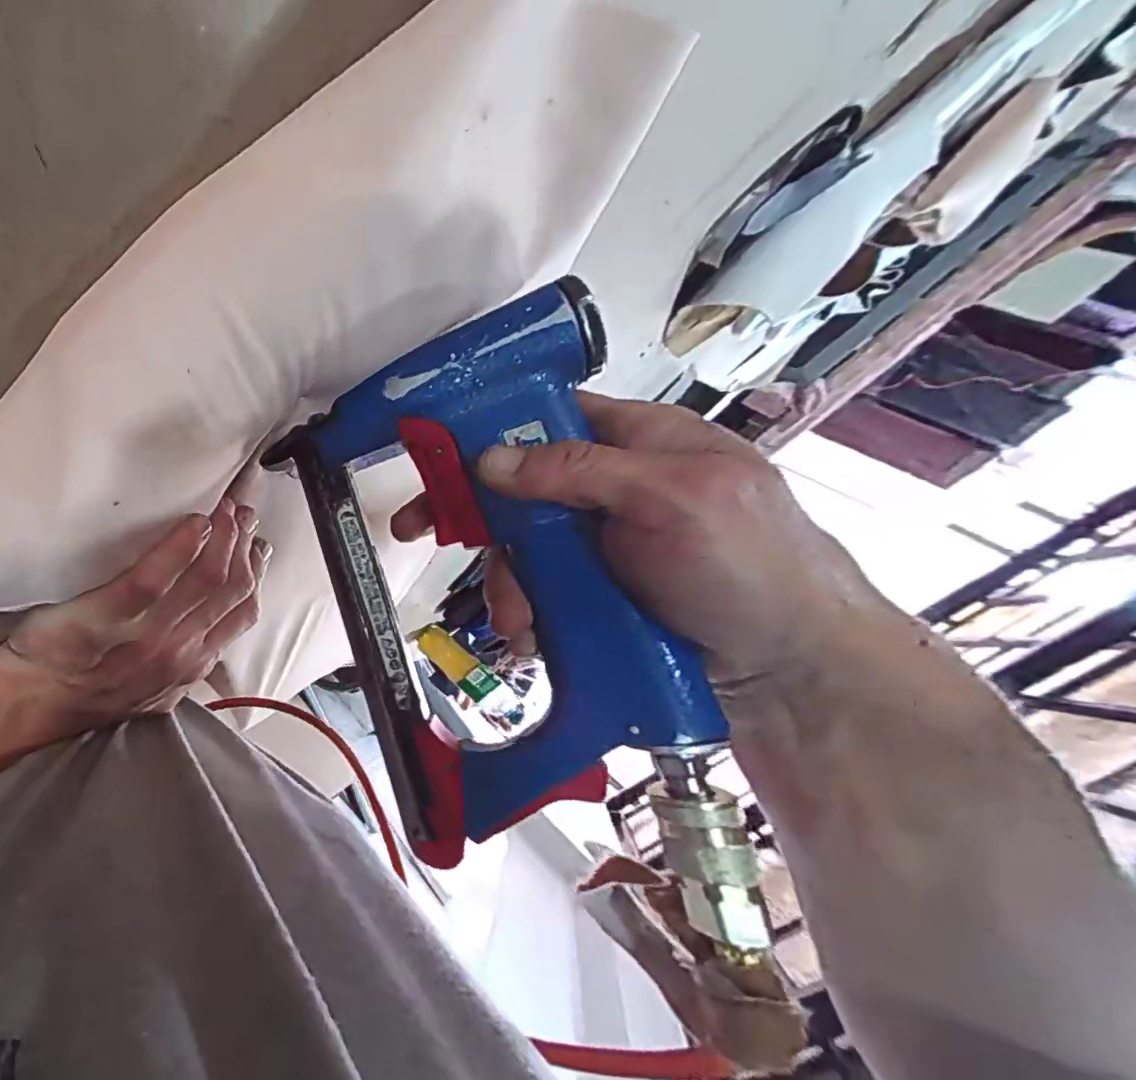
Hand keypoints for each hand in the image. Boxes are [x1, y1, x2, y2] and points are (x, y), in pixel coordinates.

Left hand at [0, 495, 270, 740]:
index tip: (257, 542)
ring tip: (226, 508)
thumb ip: (186, 660)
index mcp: (192, 662)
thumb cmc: (87, 690)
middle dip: (245, 545)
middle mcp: (179, 650)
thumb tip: (205, 627)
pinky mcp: (106, 620)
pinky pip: (153, 579)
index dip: (256, 571)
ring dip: (224, 538)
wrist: (34, 701)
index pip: (241, 611)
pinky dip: (179, 548)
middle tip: (244, 511)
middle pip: (231, 589)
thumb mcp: (155, 689)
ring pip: (205, 580)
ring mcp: (147, 637)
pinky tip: (194, 522)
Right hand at [390, 392, 894, 686]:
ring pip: (518, 545)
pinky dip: (523, 610)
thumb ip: (582, 469)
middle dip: (477, 521)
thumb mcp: (674, 500)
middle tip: (417, 531)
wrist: (790, 675)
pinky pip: (534, 588)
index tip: (435, 460)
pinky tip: (530, 634)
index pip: (543, 418)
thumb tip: (491, 458)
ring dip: (505, 581)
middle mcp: (609, 486)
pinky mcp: (590, 588)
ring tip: (520, 622)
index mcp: (637, 442)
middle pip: (515, 487)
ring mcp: (597, 542)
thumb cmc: (757, 570)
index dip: (485, 433)